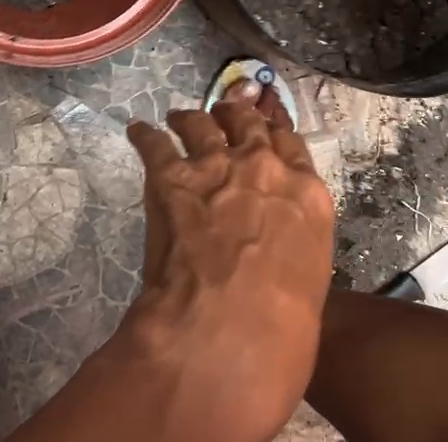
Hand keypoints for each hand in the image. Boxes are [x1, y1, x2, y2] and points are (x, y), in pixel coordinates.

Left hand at [121, 102, 335, 441]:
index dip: (274, 133)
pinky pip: (154, 142)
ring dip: (191, 119)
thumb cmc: (281, 332)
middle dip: (234, 116)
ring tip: (180, 118)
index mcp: (308, 197)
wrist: (225, 331)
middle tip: (222, 114)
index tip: (264, 126)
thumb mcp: (309, 282)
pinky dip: (145, 134)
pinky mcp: (170, 175)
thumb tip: (275, 249)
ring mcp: (215, 166)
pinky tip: (138, 130)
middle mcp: (263, 168)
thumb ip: (292, 246)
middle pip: (248, 124)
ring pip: (202, 123)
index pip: (292, 146)